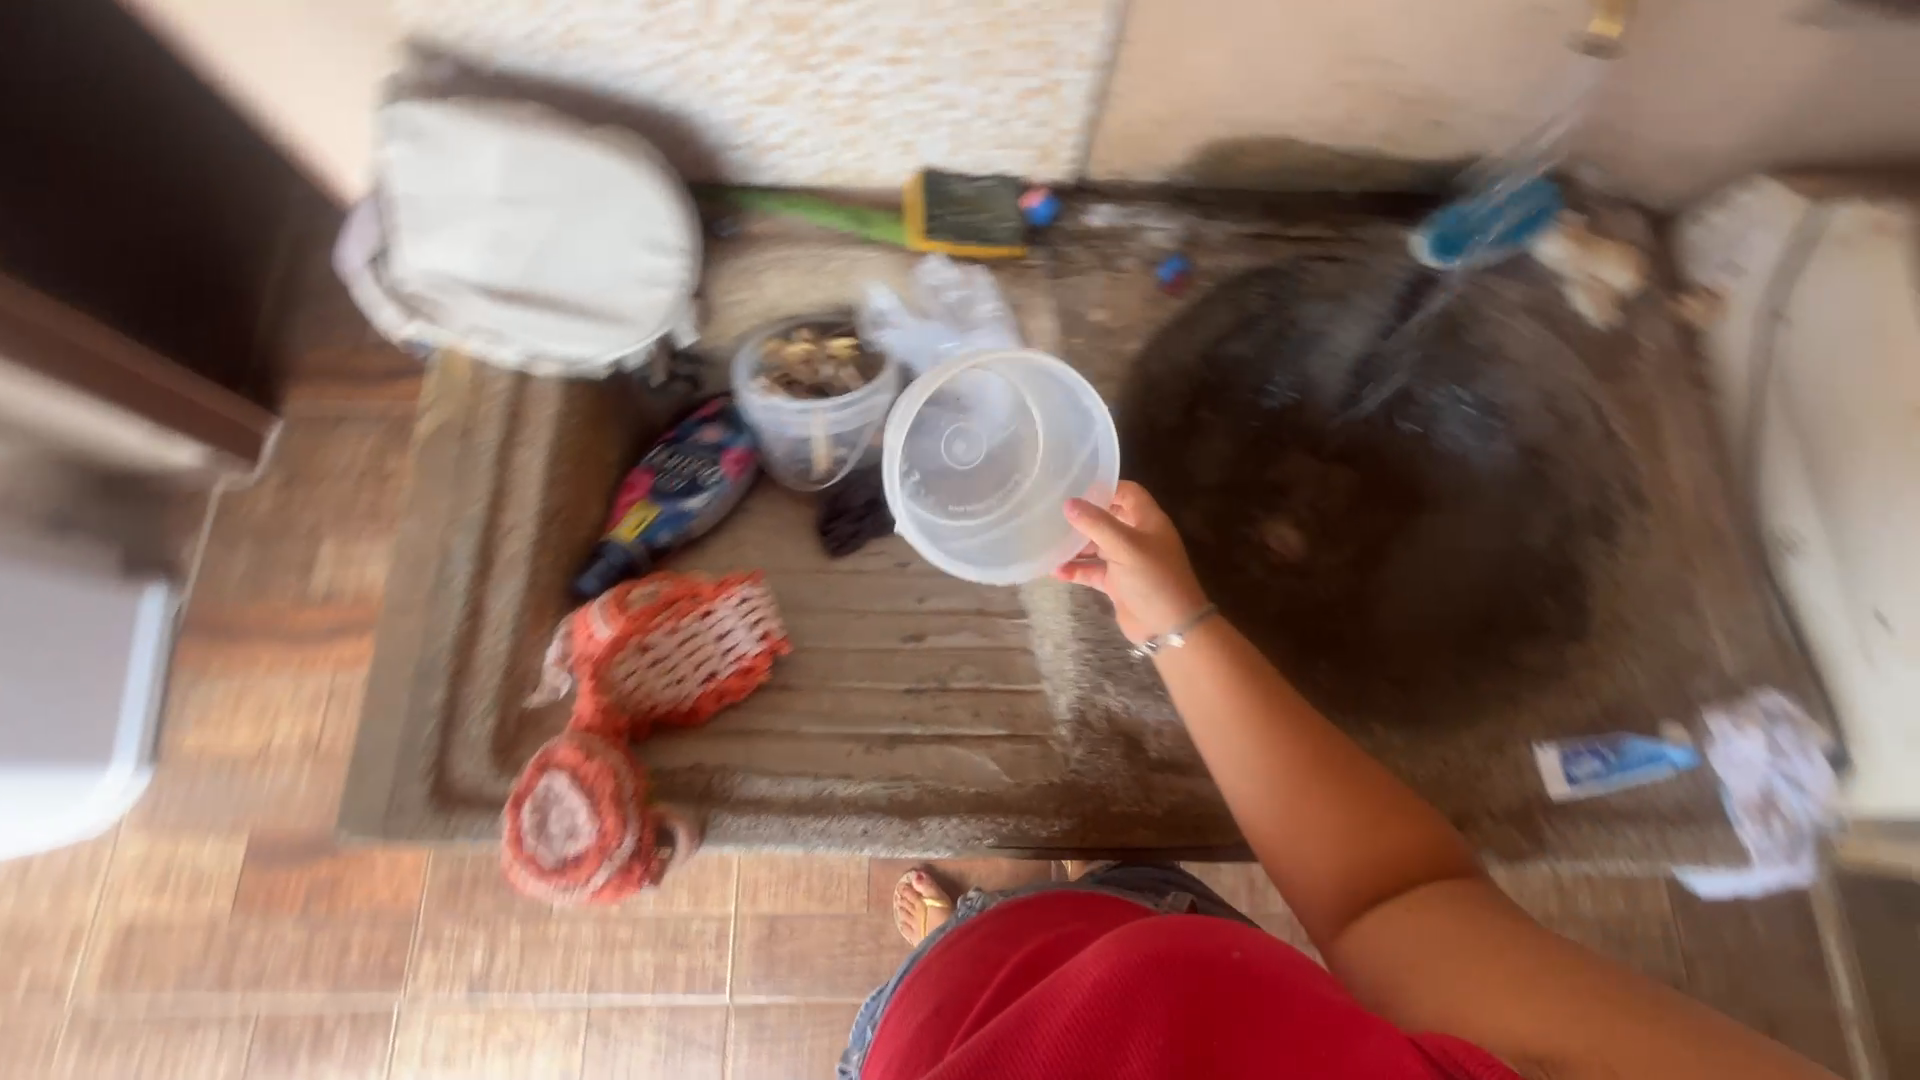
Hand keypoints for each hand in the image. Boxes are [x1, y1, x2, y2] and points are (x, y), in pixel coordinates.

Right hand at [1054, 481, 1210, 644]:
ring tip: (1048, 542)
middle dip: (1083, 518)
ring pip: (1096, 546)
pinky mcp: (1116, 583)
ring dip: (1075, 546)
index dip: (1104, 488)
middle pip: (1107, 518)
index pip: (1127, 493)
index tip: (1075, 489)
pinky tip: (1055, 570)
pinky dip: (1076, 570)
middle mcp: (1137, 537)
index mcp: (1147, 521)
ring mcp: (1126, 561)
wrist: (1169, 627)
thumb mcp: (1125, 546)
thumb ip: (1096, 524)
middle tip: (1053, 515)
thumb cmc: (1153, 579)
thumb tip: (1068, 503)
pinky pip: (1092, 571)